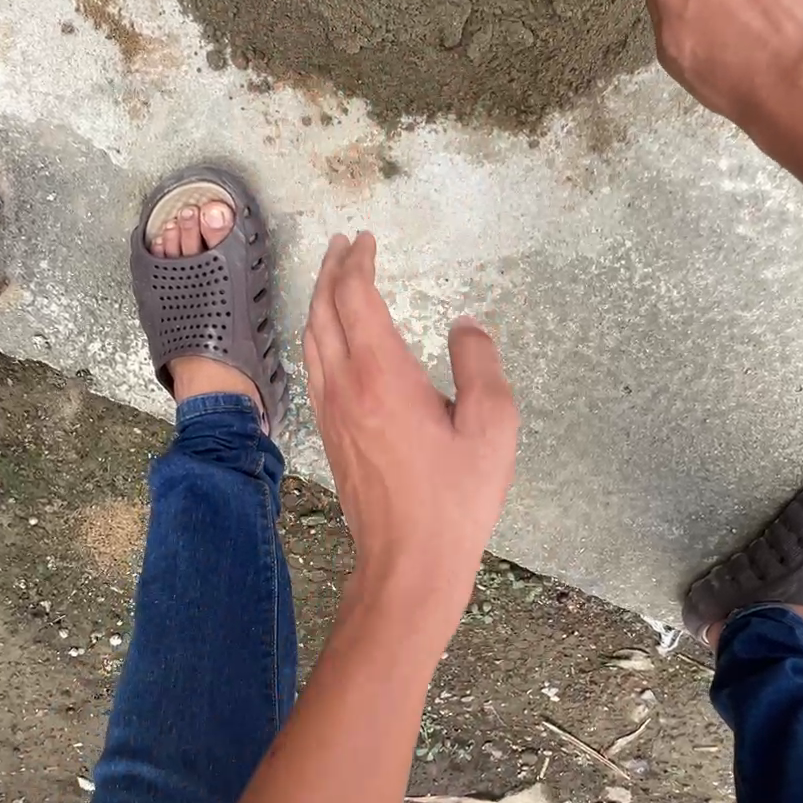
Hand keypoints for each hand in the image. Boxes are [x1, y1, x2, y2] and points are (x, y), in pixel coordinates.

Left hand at [303, 233, 518, 631]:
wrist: (407, 563)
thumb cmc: (455, 496)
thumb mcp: (491, 426)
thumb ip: (480, 364)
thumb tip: (465, 324)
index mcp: (382, 374)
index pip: (355, 297)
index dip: (357, 262)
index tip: (365, 239)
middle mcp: (345, 384)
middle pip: (323, 310)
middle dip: (330, 271)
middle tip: (342, 244)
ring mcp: (330, 410)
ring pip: (310, 339)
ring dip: (318, 301)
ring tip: (331, 278)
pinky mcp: (328, 433)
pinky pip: (312, 367)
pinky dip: (315, 335)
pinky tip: (327, 338)